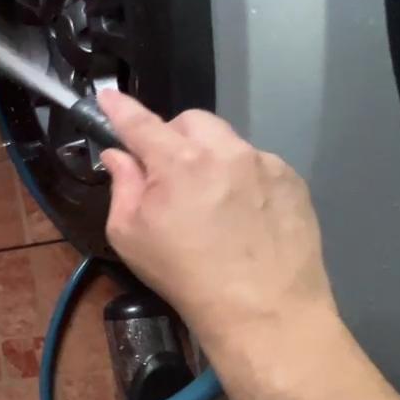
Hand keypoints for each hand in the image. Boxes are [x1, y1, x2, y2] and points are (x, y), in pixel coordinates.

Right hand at [98, 91, 336, 351]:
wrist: (261, 304)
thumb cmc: (180, 270)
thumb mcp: (128, 233)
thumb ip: (123, 186)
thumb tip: (120, 157)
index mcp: (179, 163)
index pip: (142, 123)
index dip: (120, 108)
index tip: (106, 95)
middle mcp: (226, 152)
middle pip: (191, 121)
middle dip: (170, 136)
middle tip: (158, 171)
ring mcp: (265, 164)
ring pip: (225, 142)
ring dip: (204, 157)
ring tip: (200, 200)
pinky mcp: (292, 181)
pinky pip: (253, 164)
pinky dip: (234, 176)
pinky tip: (232, 213)